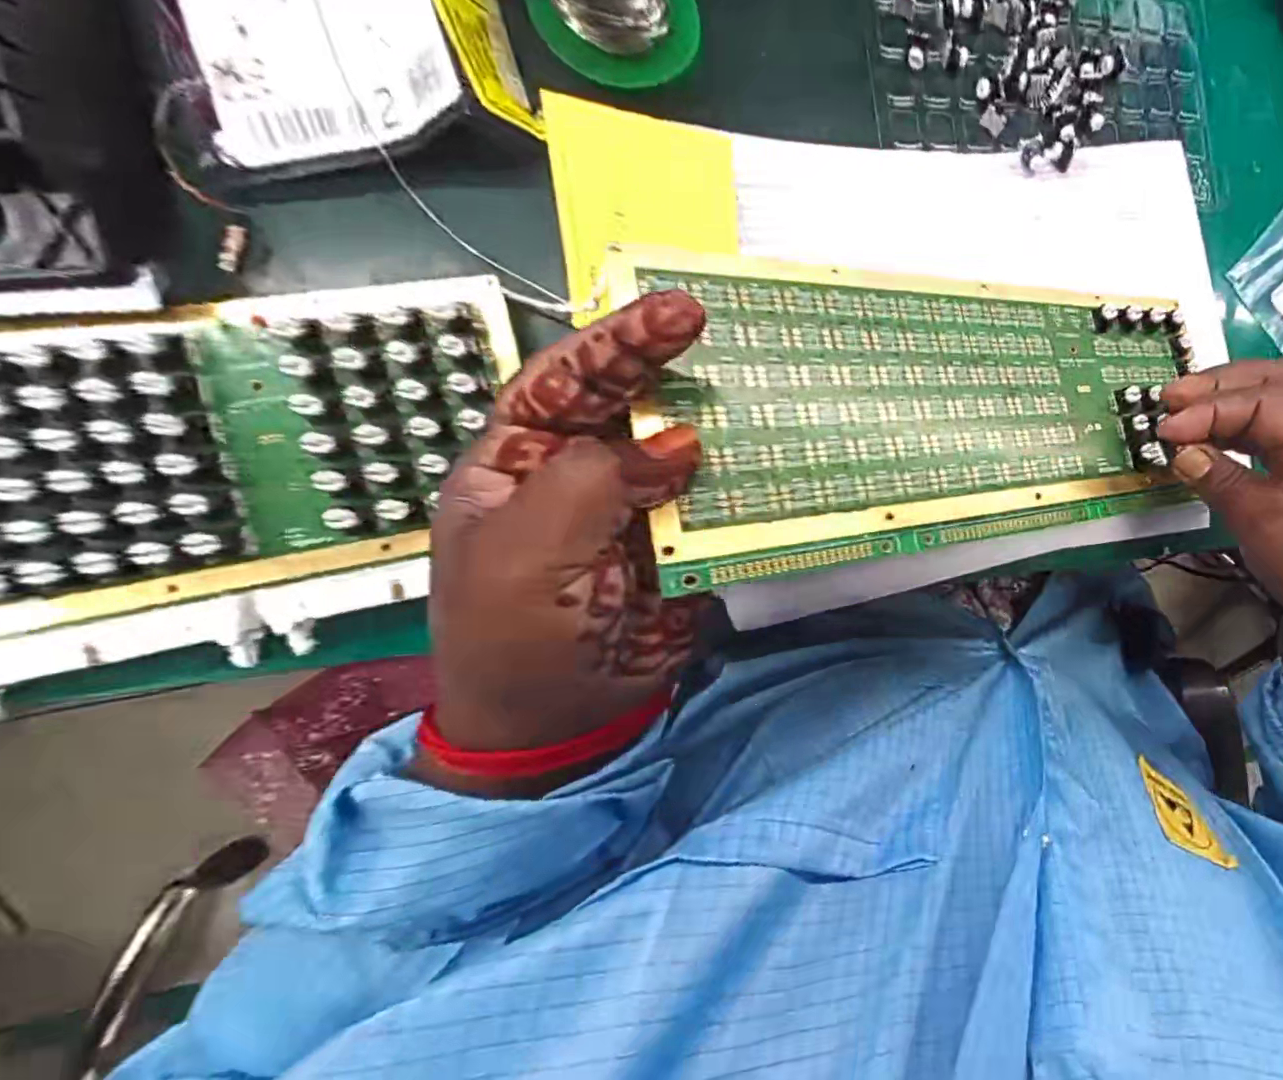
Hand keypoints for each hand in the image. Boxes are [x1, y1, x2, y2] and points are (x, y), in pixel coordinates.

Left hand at [416, 291, 711, 794]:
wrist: (557, 724)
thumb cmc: (515, 639)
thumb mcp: (530, 555)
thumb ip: (595, 483)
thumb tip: (679, 441)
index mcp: (521, 463)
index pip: (568, 381)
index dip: (620, 342)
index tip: (674, 313)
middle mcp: (580, 475)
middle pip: (627, 402)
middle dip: (664, 362)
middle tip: (710, 322)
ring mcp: (634, 510)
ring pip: (678, 449)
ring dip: (713, 421)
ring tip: (753, 387)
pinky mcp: (677, 546)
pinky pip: (710, 504)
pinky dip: (739, 486)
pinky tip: (767, 463)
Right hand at [1157, 361, 1282, 689]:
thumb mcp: (1271, 533)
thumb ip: (1225, 484)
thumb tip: (1180, 452)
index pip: (1269, 402)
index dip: (1210, 410)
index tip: (1164, 428)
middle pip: (1280, 381)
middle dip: (1220, 386)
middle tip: (1168, 397)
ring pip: (1280, 394)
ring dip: (1229, 396)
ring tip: (1182, 405)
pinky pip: (1279, 422)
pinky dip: (1240, 420)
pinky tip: (1210, 428)